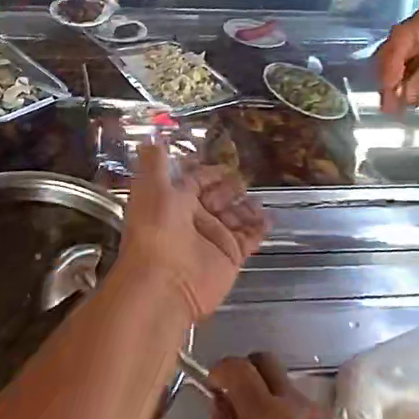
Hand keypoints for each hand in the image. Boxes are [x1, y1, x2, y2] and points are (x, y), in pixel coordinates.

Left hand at [119, 144, 267, 323]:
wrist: (164, 281)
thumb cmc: (154, 229)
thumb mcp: (149, 186)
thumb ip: (154, 162)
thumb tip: (151, 137)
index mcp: (173, 200)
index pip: (194, 181)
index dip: (207, 171)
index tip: (223, 163)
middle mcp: (193, 218)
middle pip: (217, 197)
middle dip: (229, 187)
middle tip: (244, 178)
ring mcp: (213, 237)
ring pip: (235, 216)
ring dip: (247, 206)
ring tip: (258, 198)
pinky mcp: (231, 256)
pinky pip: (250, 238)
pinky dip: (260, 228)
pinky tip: (269, 217)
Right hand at [210, 353, 348, 418]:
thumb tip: (221, 398)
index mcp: (266, 415)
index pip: (240, 368)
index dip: (222, 369)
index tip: (214, 381)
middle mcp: (294, 405)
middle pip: (267, 361)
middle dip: (247, 370)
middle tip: (237, 393)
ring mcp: (316, 414)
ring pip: (285, 384)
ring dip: (269, 394)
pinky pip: (303, 406)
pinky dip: (288, 413)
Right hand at [375, 2, 418, 113]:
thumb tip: (403, 88)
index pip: (402, 39)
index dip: (389, 66)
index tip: (388, 93)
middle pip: (399, 46)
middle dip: (389, 76)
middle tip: (388, 107)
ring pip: (407, 54)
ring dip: (400, 79)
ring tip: (398, 107)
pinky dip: (414, 77)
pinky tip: (412, 96)